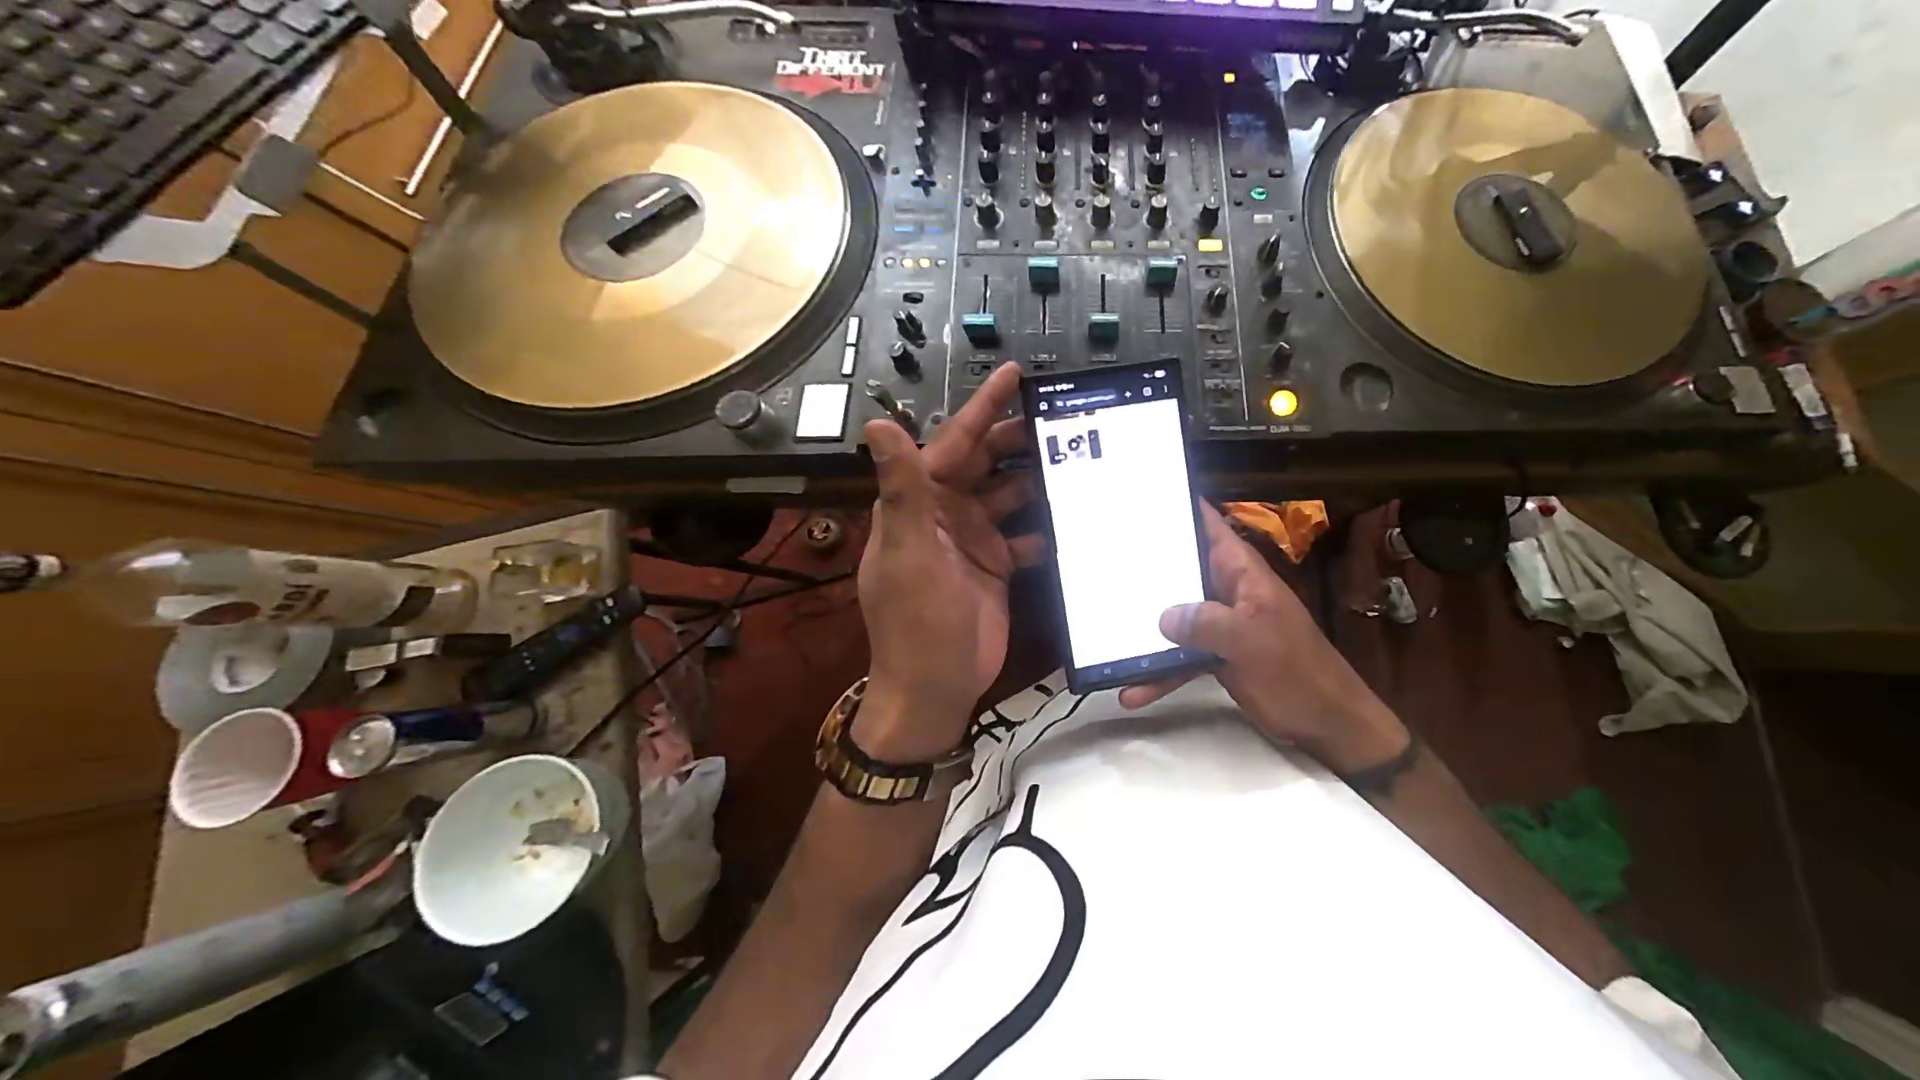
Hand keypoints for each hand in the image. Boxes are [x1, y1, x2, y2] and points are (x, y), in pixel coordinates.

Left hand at [856, 363, 1041, 759]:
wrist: (935, 686)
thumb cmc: (917, 621)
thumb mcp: (909, 552)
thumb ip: (901, 488)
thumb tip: (875, 423)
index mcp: (919, 503)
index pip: (954, 443)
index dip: (982, 408)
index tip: (1014, 376)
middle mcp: (945, 514)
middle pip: (986, 463)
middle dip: (1019, 439)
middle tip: (1064, 416)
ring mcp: (973, 540)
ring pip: (1009, 495)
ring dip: (1038, 477)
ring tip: (1080, 456)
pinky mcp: (997, 566)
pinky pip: (1025, 534)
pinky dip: (1047, 524)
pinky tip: (1077, 513)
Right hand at [1118, 503, 1408, 772]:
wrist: (1326, 723)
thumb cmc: (1297, 672)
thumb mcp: (1252, 641)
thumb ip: (1208, 623)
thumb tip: (1163, 616)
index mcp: (1243, 575)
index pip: (1210, 528)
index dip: (1181, 509)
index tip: (1141, 496)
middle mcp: (1227, 593)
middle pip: (1181, 570)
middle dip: (1145, 565)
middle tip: (1103, 555)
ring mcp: (1220, 626)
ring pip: (1174, 616)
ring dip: (1145, 626)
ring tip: (1105, 629)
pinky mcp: (1215, 656)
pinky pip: (1178, 656)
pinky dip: (1159, 671)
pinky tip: (1133, 690)